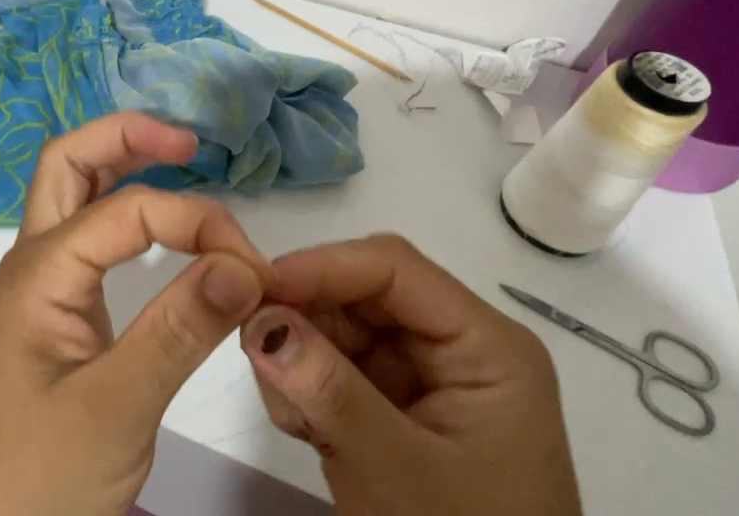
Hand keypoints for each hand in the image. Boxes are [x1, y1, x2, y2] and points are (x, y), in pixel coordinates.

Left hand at [0, 113, 271, 515]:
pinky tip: (160, 226)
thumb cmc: (38, 474)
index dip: (196, 220)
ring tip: (181, 158)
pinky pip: (91, 236)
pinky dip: (127, 210)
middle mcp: (36, 261)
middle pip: (68, 163)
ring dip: (122, 163)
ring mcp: (44, 284)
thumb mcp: (115, 407)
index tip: (254, 270)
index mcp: (40, 270)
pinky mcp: (61, 311)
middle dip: (125, 136)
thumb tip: (245, 267)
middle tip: (189, 142)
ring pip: (75, 193)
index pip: (127, 209)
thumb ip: (178, 332)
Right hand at [240, 234, 581, 515]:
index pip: (393, 268)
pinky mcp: (389, 403)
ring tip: (298, 421)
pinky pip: (328, 365)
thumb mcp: (399, 473)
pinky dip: (303, 389)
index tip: (254, 285)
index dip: (322, 265)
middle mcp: (452, 345)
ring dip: (298, 360)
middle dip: (304, 319)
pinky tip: (308, 432)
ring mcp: (418, 375)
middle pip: (357, 293)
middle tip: (256, 354)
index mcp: (484, 346)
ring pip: (333, 326)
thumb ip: (329, 392)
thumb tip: (258, 318)